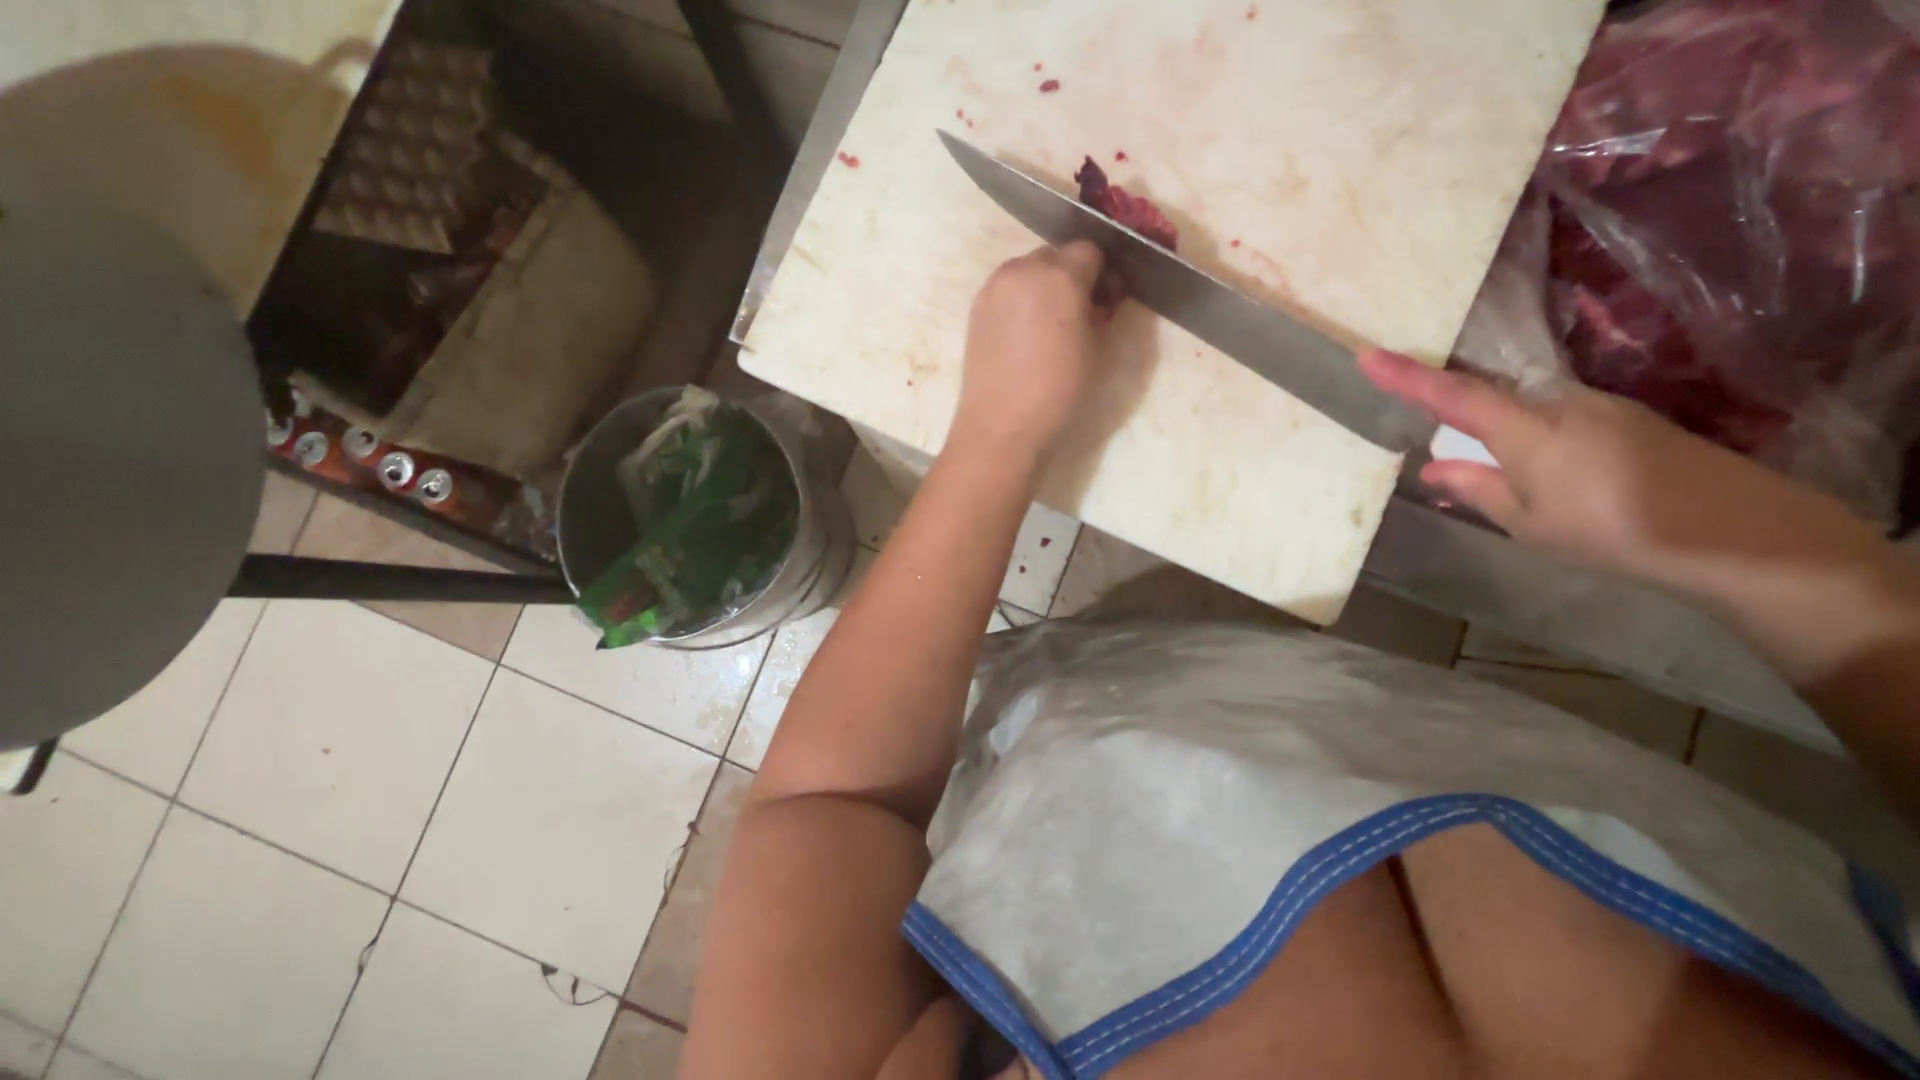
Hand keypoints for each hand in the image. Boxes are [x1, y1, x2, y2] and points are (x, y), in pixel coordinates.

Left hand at [948, 241, 1106, 468]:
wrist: (1001, 425)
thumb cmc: (1058, 390)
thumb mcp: (1097, 349)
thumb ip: (1103, 311)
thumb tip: (1101, 298)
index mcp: (1059, 276)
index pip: (1090, 251)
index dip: (1104, 273)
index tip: (1109, 301)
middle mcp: (1022, 269)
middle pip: (1057, 256)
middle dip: (1073, 276)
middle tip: (1083, 313)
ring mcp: (994, 286)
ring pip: (1029, 269)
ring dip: (1045, 285)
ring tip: (1052, 325)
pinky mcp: (976, 306)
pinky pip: (1008, 289)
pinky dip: (1022, 299)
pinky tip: (1027, 334)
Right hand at [1357, 349, 1885, 595]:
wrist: (1731, 530)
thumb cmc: (1610, 529)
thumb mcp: (1528, 522)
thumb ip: (1477, 487)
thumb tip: (1434, 467)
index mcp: (1524, 427)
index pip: (1450, 395)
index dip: (1406, 376)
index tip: (1366, 354)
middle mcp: (1558, 402)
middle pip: (1490, 396)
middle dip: (1455, 411)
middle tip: (1435, 442)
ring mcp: (1598, 406)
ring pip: (1528, 411)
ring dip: (1502, 435)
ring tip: (1506, 482)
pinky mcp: (1627, 420)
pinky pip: (1560, 420)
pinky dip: (1537, 440)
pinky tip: (1554, 480)